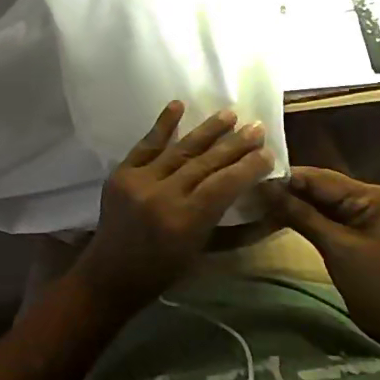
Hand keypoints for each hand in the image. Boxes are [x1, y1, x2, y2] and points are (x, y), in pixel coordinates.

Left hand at [73, 101, 273, 311]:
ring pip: (180, 149)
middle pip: (205, 163)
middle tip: (256, 127)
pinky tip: (178, 105)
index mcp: (185, 221)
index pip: (224, 185)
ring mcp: (138, 181)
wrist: (110, 274)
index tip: (268, 153)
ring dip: (207, 130)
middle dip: (234, 144)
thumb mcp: (201, 252)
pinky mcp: (120, 173)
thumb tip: (269, 206)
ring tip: (229, 114)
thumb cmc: (163, 271)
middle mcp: (162, 195)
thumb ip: (231, 225)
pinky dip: (162, 125)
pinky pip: (145, 145)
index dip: (248, 167)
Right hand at [259, 167, 379, 363]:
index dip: (286, 178)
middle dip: (286, 191)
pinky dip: (303, 219)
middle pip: (320, 188)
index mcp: (372, 196)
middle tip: (248, 191)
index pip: (320, 178)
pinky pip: (325, 220)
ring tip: (256, 203)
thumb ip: (302, 215)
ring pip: (320, 204)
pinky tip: (277, 218)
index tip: (250, 179)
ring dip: (292, 205)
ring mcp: (364, 218)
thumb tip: (266, 188)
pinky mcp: (357, 236)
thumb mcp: (338, 249)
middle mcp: (369, 199)